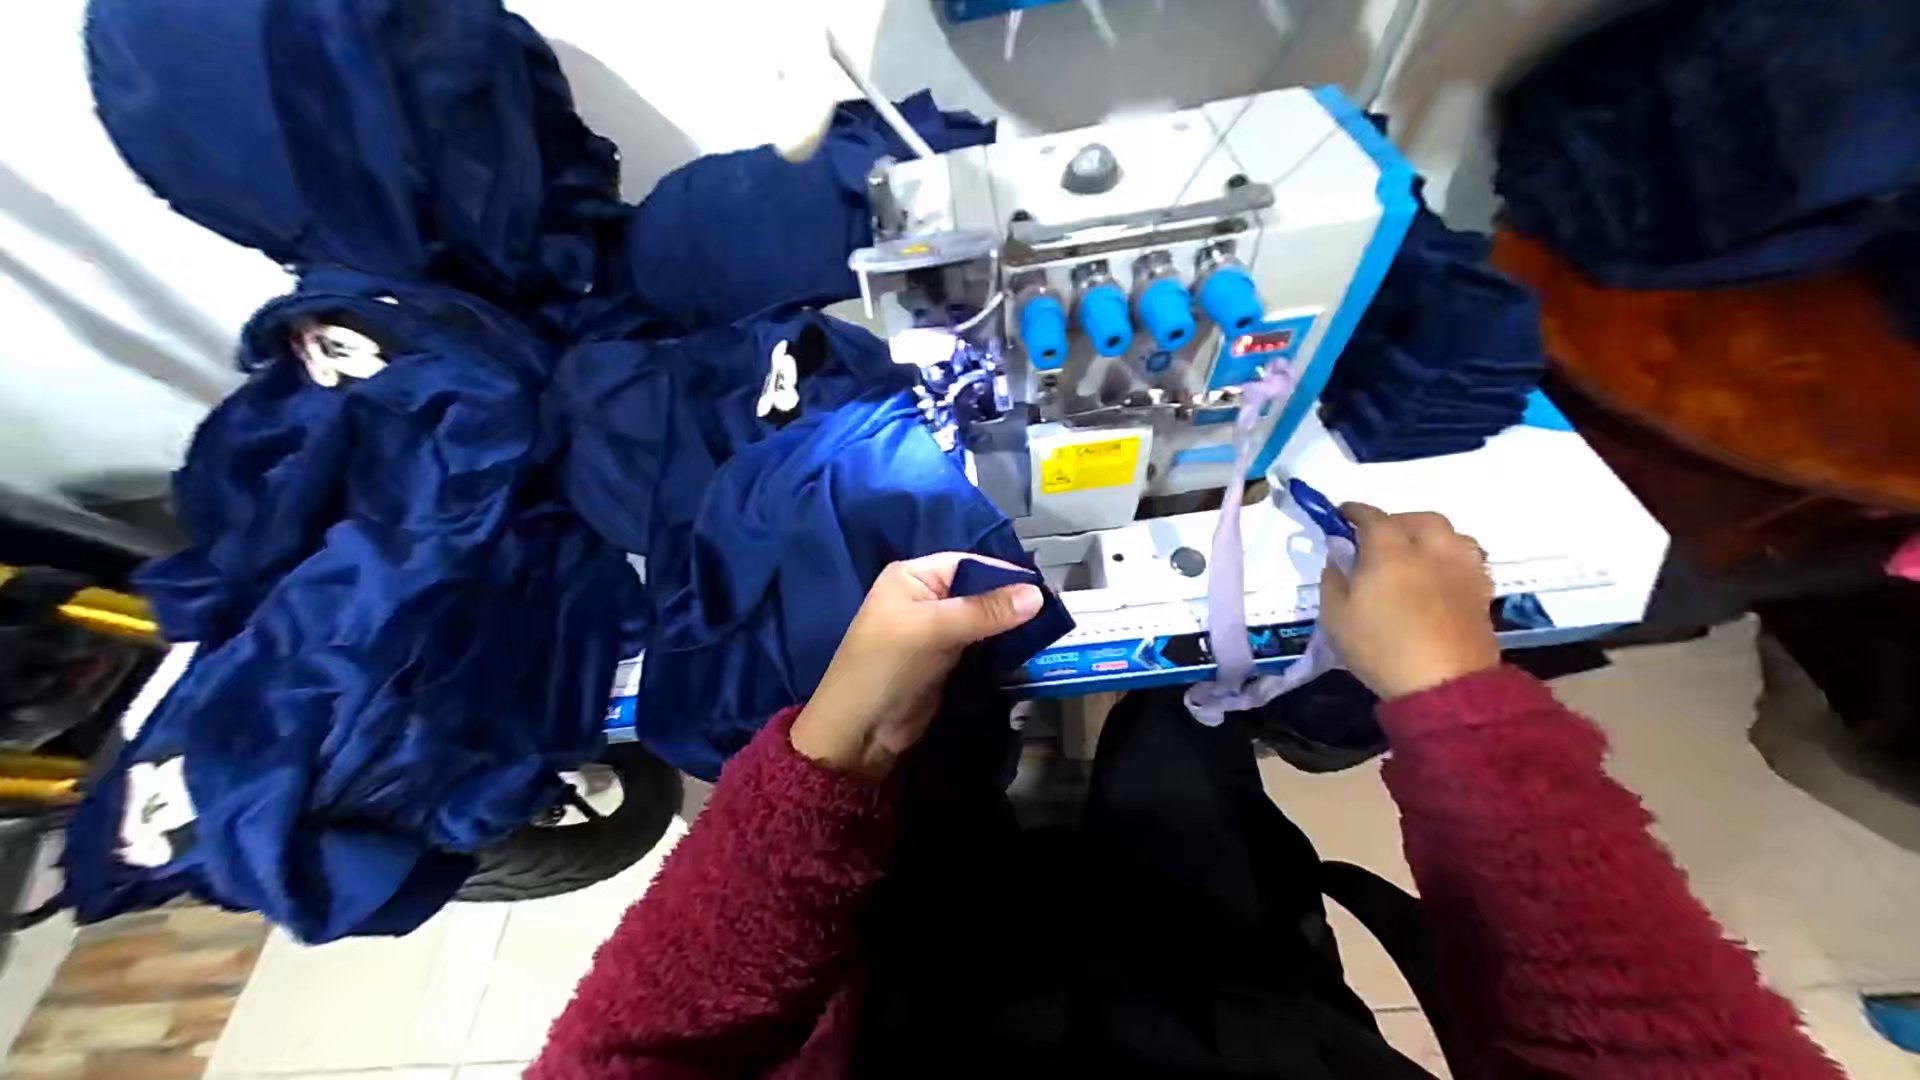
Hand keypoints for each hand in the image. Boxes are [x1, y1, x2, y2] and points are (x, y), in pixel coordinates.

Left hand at [791, 553, 1043, 778]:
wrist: (858, 732)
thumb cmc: (885, 667)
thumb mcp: (932, 630)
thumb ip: (983, 611)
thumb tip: (1037, 594)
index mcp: (913, 577)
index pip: (967, 563)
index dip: (1003, 573)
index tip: (1042, 587)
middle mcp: (926, 596)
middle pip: (978, 589)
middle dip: (1010, 600)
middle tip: (1051, 610)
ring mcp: (937, 629)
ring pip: (983, 617)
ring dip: (1010, 624)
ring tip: (1047, 629)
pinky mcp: (947, 658)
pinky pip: (981, 643)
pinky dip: (1002, 644)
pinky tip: (1027, 647)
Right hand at [1318, 502, 1499, 698]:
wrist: (1443, 685)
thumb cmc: (1379, 647)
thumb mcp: (1335, 614)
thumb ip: (1333, 578)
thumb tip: (1338, 556)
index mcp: (1390, 552)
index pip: (1373, 517)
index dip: (1355, 512)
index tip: (1342, 514)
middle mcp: (1430, 551)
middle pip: (1420, 519)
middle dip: (1397, 520)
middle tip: (1378, 535)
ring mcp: (1461, 570)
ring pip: (1451, 534)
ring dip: (1430, 535)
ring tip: (1413, 551)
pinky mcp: (1481, 592)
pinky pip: (1467, 558)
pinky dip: (1450, 555)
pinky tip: (1436, 573)